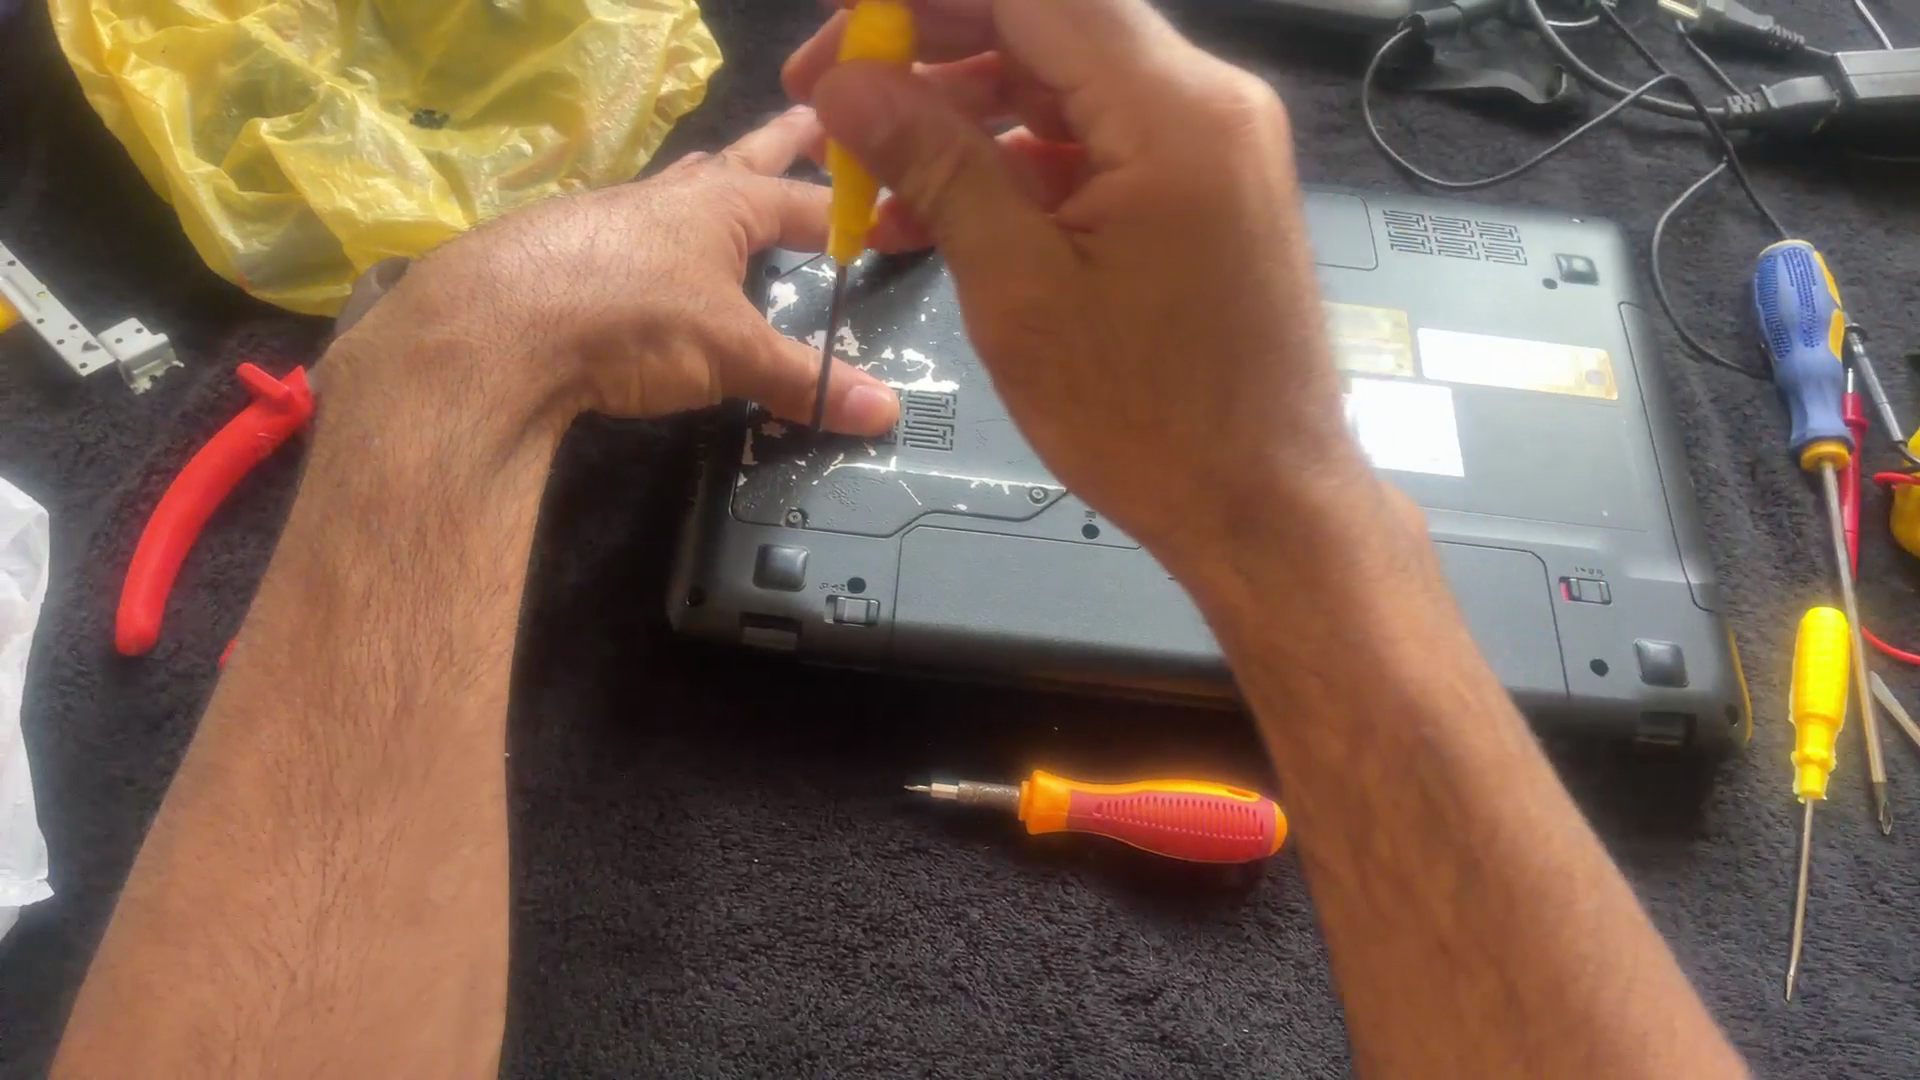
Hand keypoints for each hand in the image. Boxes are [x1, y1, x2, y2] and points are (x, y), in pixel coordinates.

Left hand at [322, 107, 901, 449]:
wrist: (494, 331)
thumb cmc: (632, 319)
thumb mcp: (733, 354)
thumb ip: (807, 382)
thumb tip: (889, 413)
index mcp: (720, 206)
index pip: (804, 202)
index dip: (850, 213)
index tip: (889, 215)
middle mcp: (668, 198)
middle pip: (740, 160)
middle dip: (782, 143)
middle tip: (813, 117)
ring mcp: (612, 219)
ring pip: (681, 190)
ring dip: (715, 183)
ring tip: (733, 180)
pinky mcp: (569, 250)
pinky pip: (635, 231)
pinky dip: (662, 232)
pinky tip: (658, 253)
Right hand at [786, 0, 1380, 567]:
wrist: (1257, 504)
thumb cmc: (1142, 420)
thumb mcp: (1019, 294)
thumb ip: (938, 169)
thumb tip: (847, 88)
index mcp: (1171, 109)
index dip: (919, 1)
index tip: (841, 45)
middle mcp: (1202, 104)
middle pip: (1046, 28)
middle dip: (931, 57)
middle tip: (837, 106)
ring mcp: (1204, 155)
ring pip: (1062, 99)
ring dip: (964, 128)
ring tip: (874, 180)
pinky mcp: (1193, 204)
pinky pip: (1092, 161)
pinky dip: (1016, 179)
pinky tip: (943, 219)